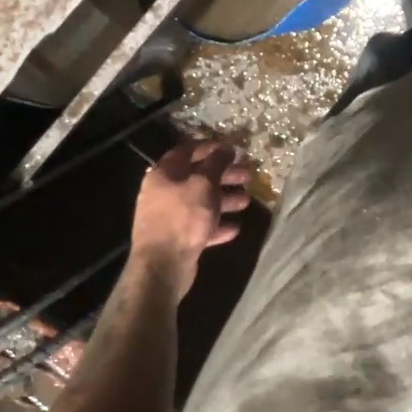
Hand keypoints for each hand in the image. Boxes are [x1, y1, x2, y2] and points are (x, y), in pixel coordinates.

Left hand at [129, 140, 251, 300]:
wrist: (163, 266)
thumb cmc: (183, 216)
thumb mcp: (204, 184)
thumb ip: (216, 163)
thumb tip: (226, 148)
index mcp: (164, 174)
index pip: (187, 151)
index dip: (209, 146)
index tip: (231, 147)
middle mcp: (163, 193)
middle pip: (198, 177)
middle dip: (224, 175)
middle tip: (247, 174)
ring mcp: (170, 217)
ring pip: (202, 202)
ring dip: (225, 200)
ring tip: (246, 201)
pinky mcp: (177, 238)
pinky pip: (200, 226)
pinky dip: (217, 224)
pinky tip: (235, 227)